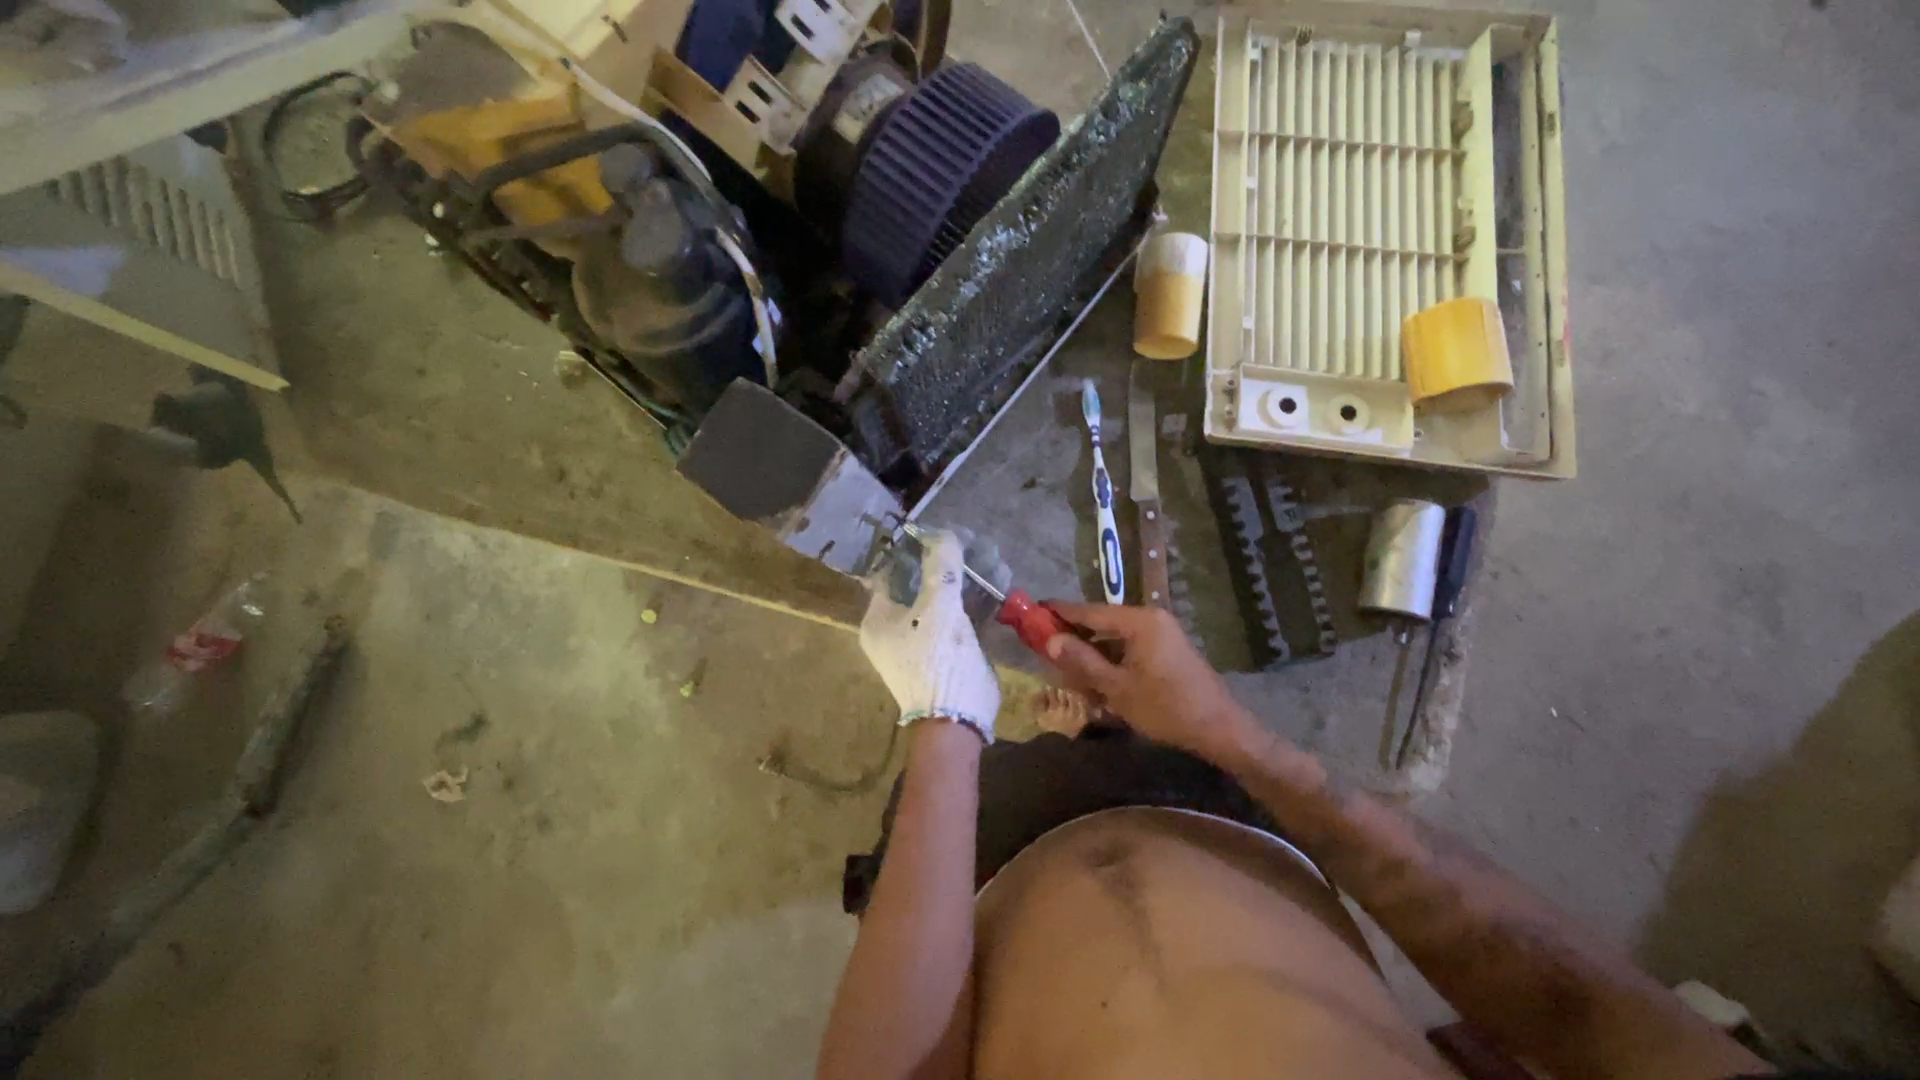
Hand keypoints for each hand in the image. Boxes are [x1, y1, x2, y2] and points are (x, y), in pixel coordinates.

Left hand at [860, 530, 999, 741]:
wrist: (955, 719)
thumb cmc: (936, 660)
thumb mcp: (938, 608)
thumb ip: (940, 568)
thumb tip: (944, 534)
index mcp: (878, 619)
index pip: (890, 574)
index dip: (913, 551)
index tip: (939, 533)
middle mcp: (894, 630)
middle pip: (917, 585)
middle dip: (945, 563)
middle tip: (971, 543)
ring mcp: (920, 643)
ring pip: (940, 601)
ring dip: (963, 581)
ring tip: (990, 557)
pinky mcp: (944, 654)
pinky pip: (956, 618)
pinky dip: (972, 601)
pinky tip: (995, 583)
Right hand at [1043, 602, 1260, 762]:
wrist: (1219, 729)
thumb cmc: (1165, 707)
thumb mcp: (1117, 688)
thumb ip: (1082, 661)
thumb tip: (1050, 641)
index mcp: (1139, 621)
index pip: (1089, 611)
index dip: (1059, 612)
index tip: (1033, 611)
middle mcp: (1151, 619)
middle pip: (1101, 624)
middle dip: (1074, 641)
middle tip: (1046, 654)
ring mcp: (1162, 635)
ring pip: (1114, 640)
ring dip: (1092, 657)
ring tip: (1070, 677)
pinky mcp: (1167, 652)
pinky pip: (1130, 651)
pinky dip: (1112, 664)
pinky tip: (1097, 685)